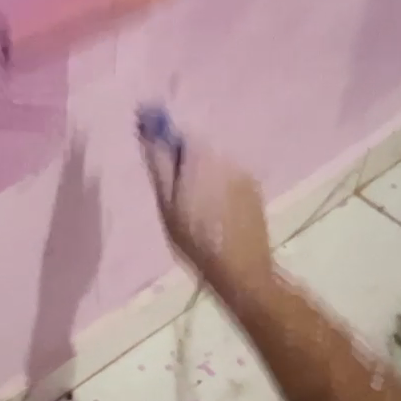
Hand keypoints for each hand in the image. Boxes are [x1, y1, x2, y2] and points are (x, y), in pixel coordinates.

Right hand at [137, 108, 273, 296]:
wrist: (241, 269)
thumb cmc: (194, 238)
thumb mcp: (166, 202)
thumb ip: (157, 162)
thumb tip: (146, 130)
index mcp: (202, 157)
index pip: (179, 131)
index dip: (162, 136)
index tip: (149, 148)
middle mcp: (227, 157)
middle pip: (197, 145)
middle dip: (181, 157)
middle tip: (170, 186)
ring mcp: (244, 172)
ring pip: (213, 160)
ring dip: (199, 170)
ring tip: (190, 200)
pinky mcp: (254, 188)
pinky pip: (227, 174)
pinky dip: (216, 182)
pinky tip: (211, 207)